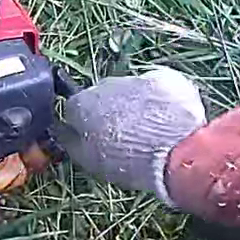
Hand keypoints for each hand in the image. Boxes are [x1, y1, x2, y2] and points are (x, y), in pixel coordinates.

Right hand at [53, 67, 205, 206]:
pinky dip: (160, 99)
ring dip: (136, 105)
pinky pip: (157, 87)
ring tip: (151, 131)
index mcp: (82, 103)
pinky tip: (168, 119)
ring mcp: (137, 79)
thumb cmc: (127, 161)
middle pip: (102, 96)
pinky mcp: (166, 78)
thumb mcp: (87, 159)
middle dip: (110, 111)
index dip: (84, 124)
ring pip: (131, 91)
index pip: (73, 108)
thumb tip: (61, 129)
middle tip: (125, 136)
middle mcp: (106, 84)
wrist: (178, 154)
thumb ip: (69, 139)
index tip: (96, 137)